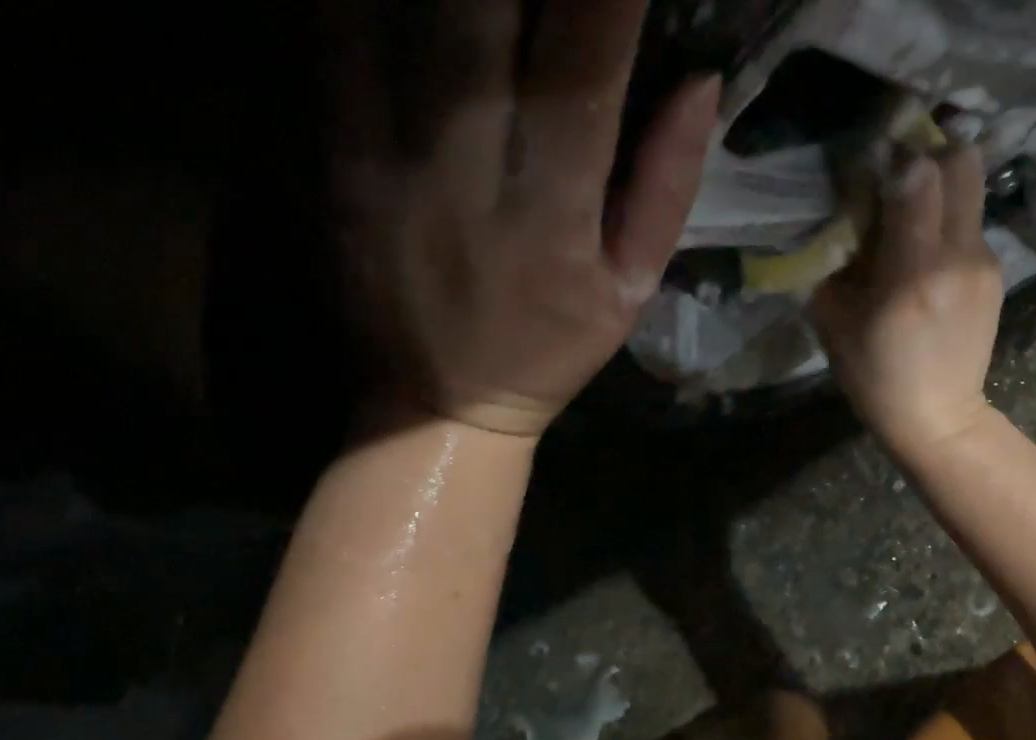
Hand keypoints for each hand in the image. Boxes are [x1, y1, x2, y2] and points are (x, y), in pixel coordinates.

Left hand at [327, 0, 719, 436]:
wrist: (438, 403)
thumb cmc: (551, 347)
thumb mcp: (632, 289)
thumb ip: (668, 187)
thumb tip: (703, 81)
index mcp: (556, 214)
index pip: (586, 72)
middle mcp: (472, 175)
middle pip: (481, 23)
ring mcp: (392, 160)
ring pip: (407, 22)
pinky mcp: (337, 157)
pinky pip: (333, 40)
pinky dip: (357, 2)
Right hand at [809, 146, 1003, 451]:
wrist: (939, 418)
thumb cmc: (876, 377)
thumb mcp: (835, 322)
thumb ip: (834, 260)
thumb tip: (836, 211)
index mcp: (914, 270)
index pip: (919, 176)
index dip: (895, 153)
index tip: (873, 158)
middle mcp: (959, 256)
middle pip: (963, 162)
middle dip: (932, 150)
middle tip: (901, 168)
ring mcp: (985, 264)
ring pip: (971, 191)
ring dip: (941, 188)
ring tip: (911, 214)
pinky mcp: (996, 274)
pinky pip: (972, 226)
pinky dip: (948, 224)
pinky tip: (927, 252)